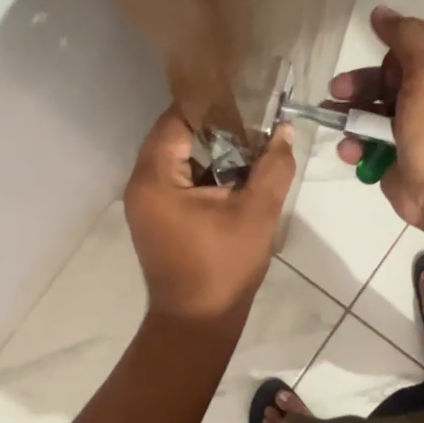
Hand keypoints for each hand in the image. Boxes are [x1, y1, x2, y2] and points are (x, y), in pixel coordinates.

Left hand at [123, 107, 295, 326]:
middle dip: (212, 127)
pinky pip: (173, 178)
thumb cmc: (224, 267)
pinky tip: (232, 173)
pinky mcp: (153, 216)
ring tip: (247, 143)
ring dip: (207, 149)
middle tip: (251, 121)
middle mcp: (140, 184)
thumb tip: (284, 130)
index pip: (176, 120)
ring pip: (174, 157)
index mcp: (155, 178)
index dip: (210, 106)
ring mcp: (143, 202)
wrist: (197, 322)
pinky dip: (199, 170)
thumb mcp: (257, 214)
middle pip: (172, 135)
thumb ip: (273, 167)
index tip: (244, 100)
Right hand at [333, 5, 423, 233]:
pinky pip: (367, 144)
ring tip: (333, 121)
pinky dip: (355, 145)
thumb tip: (382, 11)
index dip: (386, 54)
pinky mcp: (395, 160)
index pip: (411, 55)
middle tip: (336, 90)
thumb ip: (408, 36)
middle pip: (385, 83)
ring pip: (371, 114)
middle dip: (358, 86)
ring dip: (349, 116)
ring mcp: (413, 134)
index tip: (363, 51)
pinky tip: (349, 150)